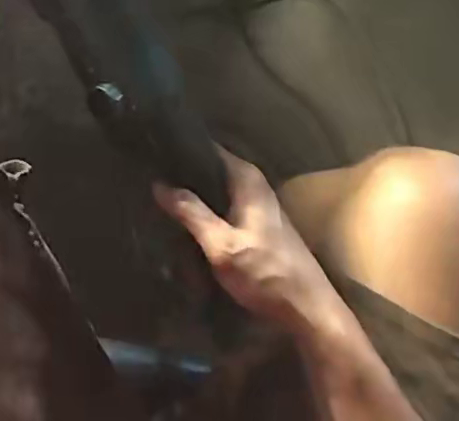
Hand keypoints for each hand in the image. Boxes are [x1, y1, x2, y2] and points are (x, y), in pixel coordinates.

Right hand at [155, 147, 340, 333]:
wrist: (307, 309)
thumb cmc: (265, 272)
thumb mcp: (221, 245)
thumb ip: (191, 212)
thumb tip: (159, 185)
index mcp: (245, 176)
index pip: (207, 148)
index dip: (181, 150)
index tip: (154, 152)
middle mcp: (252, 181)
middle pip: (211, 168)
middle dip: (184, 173)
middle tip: (151, 177)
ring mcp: (256, 201)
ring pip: (216, 188)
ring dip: (194, 193)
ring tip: (161, 195)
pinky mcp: (256, 222)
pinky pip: (223, 204)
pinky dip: (206, 208)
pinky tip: (186, 219)